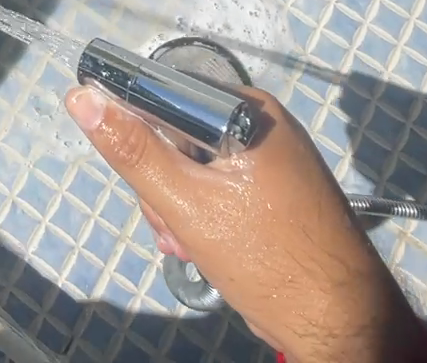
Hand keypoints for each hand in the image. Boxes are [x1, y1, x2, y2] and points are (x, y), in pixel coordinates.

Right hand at [66, 85, 423, 362]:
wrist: (347, 332)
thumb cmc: (267, 259)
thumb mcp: (185, 203)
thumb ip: (132, 149)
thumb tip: (79, 95)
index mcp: (246, 110)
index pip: (164, 94)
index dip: (136, 127)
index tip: (132, 169)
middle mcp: (260, 123)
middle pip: (173, 131)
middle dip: (159, 180)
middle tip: (170, 221)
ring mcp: (269, 157)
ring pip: (189, 161)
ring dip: (174, 201)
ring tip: (185, 240)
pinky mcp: (272, 188)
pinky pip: (213, 181)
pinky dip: (197, 209)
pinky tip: (199, 243)